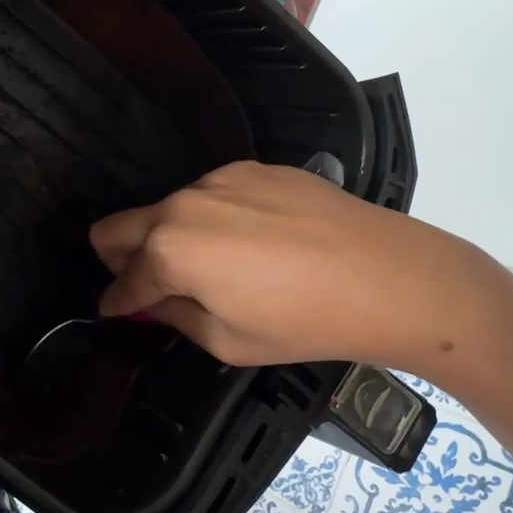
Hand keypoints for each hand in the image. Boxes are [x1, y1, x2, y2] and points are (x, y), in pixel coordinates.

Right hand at [91, 160, 512, 375]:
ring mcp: (217, 181)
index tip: (115, 311)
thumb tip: (153, 301)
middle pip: (116, 226)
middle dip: (119, 258)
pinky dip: (216, 219)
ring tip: (221, 266)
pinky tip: (260, 243)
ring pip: (167, 209)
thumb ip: (174, 318)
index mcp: (168, 251)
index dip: (116, 302)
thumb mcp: (230, 343)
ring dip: (174, 237)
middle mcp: (180, 205)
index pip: (122, 279)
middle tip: (147, 285)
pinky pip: (213, 195)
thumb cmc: (308, 322)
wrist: (396, 279)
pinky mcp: (253, 169)